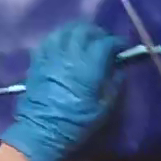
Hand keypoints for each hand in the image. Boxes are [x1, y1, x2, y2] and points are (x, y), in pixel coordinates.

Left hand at [0, 22, 125, 160]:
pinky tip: (63, 44)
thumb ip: (114, 83)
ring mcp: (51, 55)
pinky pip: (48, 40)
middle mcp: (69, 55)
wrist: (42, 131)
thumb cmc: (77, 122)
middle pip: (83, 30)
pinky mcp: (37, 60)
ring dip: (76, 31)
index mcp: (88, 67)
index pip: (105, 43)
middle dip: (96, 33)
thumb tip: (118, 67)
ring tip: (83, 39)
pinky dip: (59, 38)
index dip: (116, 42)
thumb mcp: (104, 107)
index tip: (122, 47)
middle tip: (102, 41)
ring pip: (64, 31)